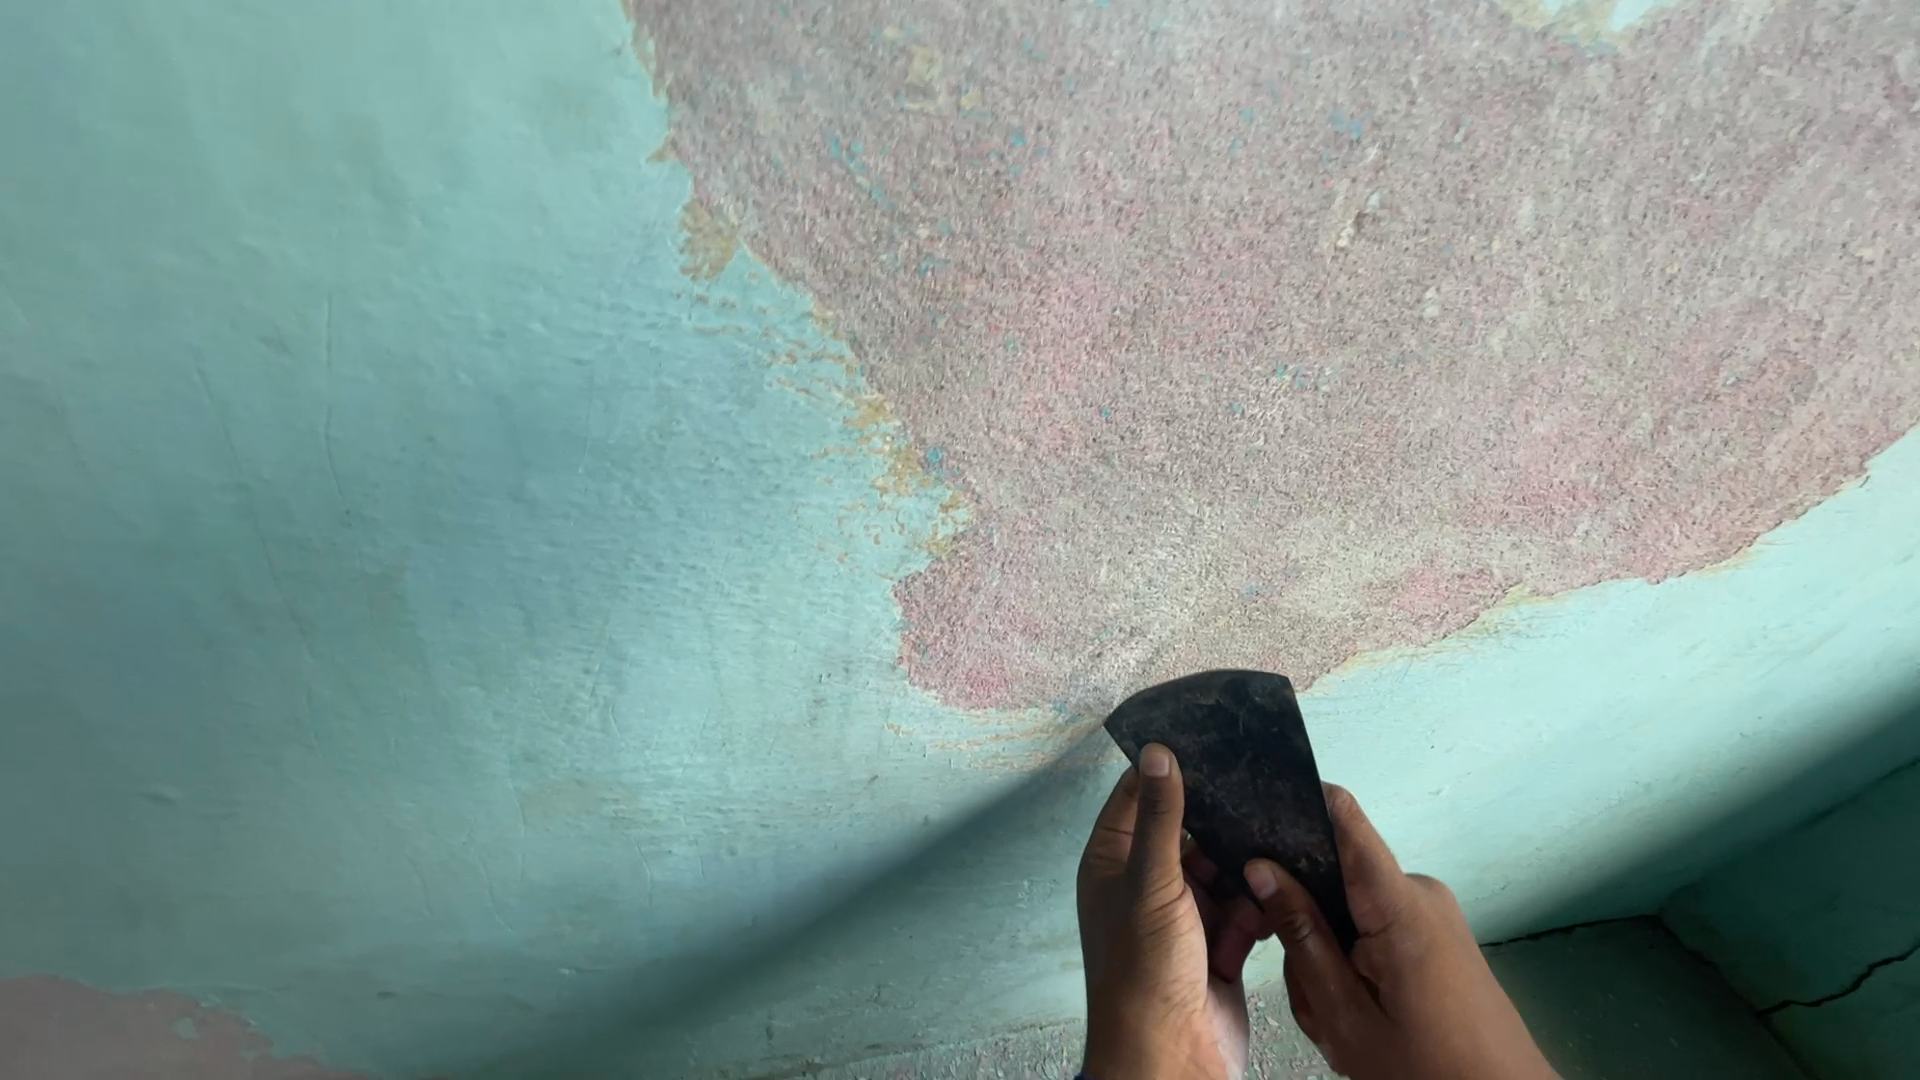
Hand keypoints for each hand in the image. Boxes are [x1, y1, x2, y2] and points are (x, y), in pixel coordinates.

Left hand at [1077, 744, 1270, 1079]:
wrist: (1173, 1058)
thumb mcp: (1152, 880)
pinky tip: (1277, 894)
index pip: (1136, 797)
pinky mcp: (1216, 943)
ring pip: (1218, 870)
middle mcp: (1145, 881)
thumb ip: (1161, 817)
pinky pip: (1241, 909)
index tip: (1203, 743)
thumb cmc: (1144, 966)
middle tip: (1258, 794)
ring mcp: (1182, 914)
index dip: (1165, 771)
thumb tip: (1156, 751)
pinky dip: (1256, 905)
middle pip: (1185, 833)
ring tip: (1275, 845)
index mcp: (1113, 860)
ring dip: (1241, 868)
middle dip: (1218, 823)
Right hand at [1249, 784, 1558, 1079]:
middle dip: (1302, 915)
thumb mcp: (1343, 1014)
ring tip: (1331, 1011)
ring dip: (1326, 948)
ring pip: (1345, 903)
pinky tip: (1350, 1004)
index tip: (1250, 813)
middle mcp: (1416, 890)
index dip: (1296, 799)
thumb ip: (1301, 934)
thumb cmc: (1426, 1071)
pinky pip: (1370, 920)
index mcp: (1397, 901)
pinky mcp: (1432, 932)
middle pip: (1331, 870)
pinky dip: (1349, 955)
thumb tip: (1259, 865)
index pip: (1342, 814)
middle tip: (1299, 982)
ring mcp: (1428, 911)